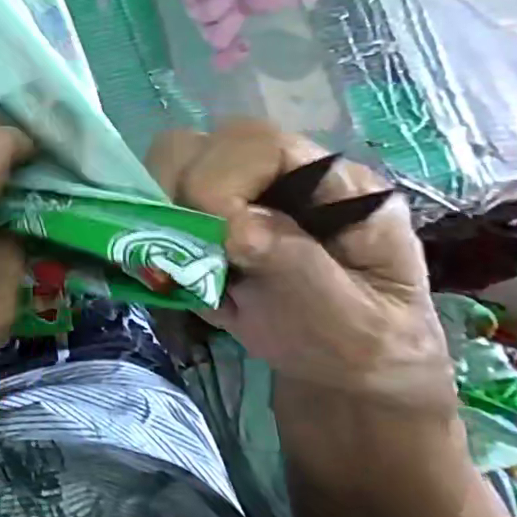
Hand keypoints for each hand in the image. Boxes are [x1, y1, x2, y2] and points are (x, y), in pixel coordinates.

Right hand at [147, 118, 452, 410]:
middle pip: (206, 143)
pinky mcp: (209, 208)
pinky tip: (177, 263)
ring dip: (162, 208)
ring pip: (172, 160)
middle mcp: (283, 173)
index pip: (261, 144)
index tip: (220, 242)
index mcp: (338, 186)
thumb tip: (234, 227)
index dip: (222, 184)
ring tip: (182, 257)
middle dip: (181, 194)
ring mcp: (242, 188)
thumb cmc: (362, 349)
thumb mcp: (353, 325)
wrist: (346, 373)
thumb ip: (300, 270)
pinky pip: (157, 193)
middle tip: (189, 250)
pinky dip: (153, 225)